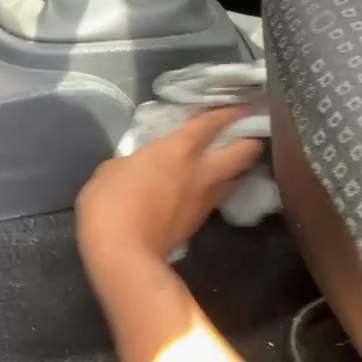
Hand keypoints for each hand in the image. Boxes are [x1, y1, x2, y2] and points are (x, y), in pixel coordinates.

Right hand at [76, 106, 263, 271]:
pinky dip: (216, 192)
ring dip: (237, 169)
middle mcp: (201, 172)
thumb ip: (132, 161)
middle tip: (246, 137)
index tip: (242, 106)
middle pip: (244, 151)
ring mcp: (204, 200)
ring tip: (229, 164)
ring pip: (236, 178)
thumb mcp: (110, 171)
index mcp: (178, 149)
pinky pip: (216, 200)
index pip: (212, 122)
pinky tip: (205, 191)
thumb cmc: (110, 205)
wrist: (123, 255)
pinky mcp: (198, 224)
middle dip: (251, 140)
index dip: (230, 111)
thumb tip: (138, 166)